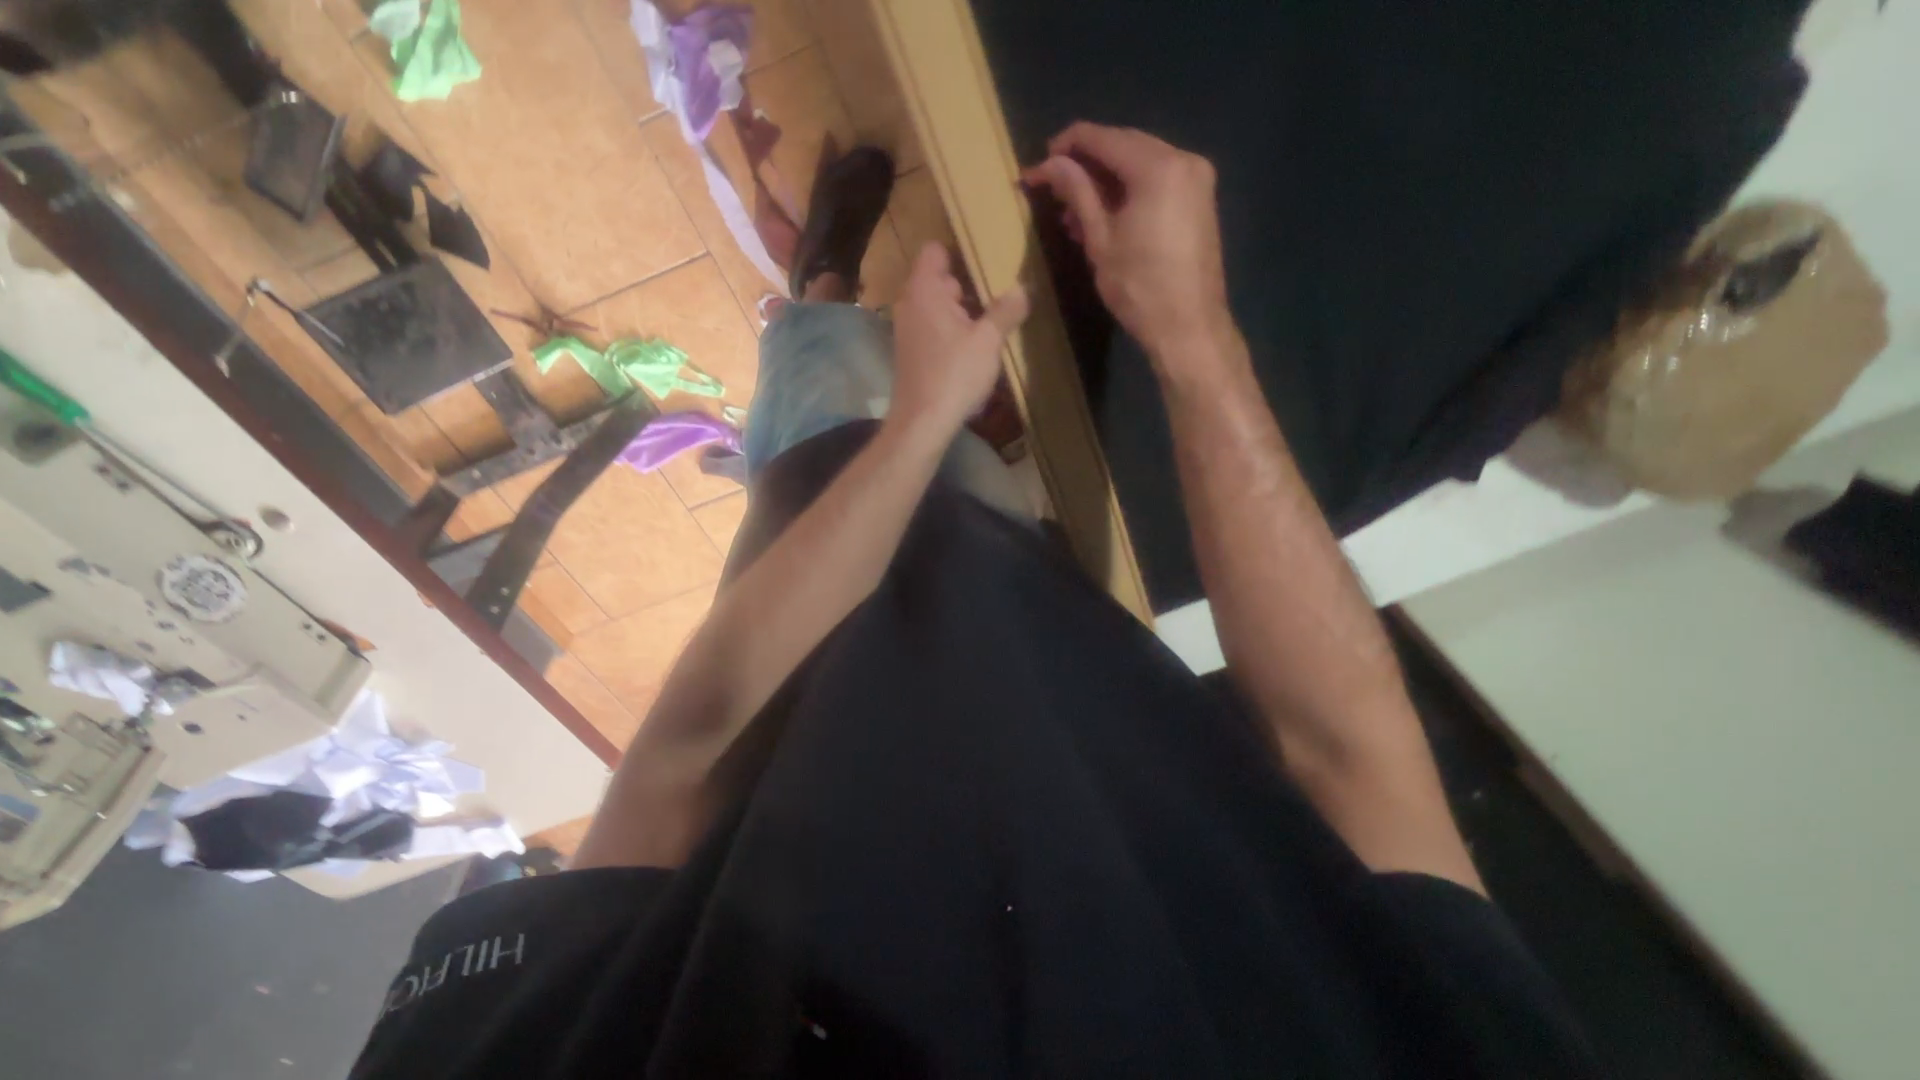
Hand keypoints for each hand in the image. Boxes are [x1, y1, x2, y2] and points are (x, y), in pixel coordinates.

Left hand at [889, 242, 1029, 439]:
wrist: (922, 422)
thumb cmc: (955, 374)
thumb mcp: (988, 341)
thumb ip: (1005, 310)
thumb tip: (1022, 288)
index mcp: (924, 290)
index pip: (934, 251)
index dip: (958, 251)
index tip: (985, 260)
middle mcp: (909, 303)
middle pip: (938, 278)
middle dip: (966, 284)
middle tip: (996, 294)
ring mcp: (906, 328)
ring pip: (936, 305)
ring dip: (961, 310)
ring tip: (990, 321)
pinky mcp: (910, 351)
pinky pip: (932, 326)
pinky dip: (950, 329)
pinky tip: (972, 346)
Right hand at [1022, 123, 1232, 366]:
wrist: (1189, 327)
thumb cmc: (1139, 288)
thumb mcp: (1100, 239)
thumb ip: (1077, 192)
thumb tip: (1050, 162)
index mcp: (1158, 167)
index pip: (1102, 138)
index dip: (1066, 147)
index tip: (1038, 167)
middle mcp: (1183, 160)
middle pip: (1123, 144)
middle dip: (1085, 163)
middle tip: (1052, 186)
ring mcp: (1196, 179)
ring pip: (1139, 162)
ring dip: (1104, 179)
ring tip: (1071, 211)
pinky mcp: (1199, 198)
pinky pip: (1157, 179)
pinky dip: (1128, 189)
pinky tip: (1102, 214)